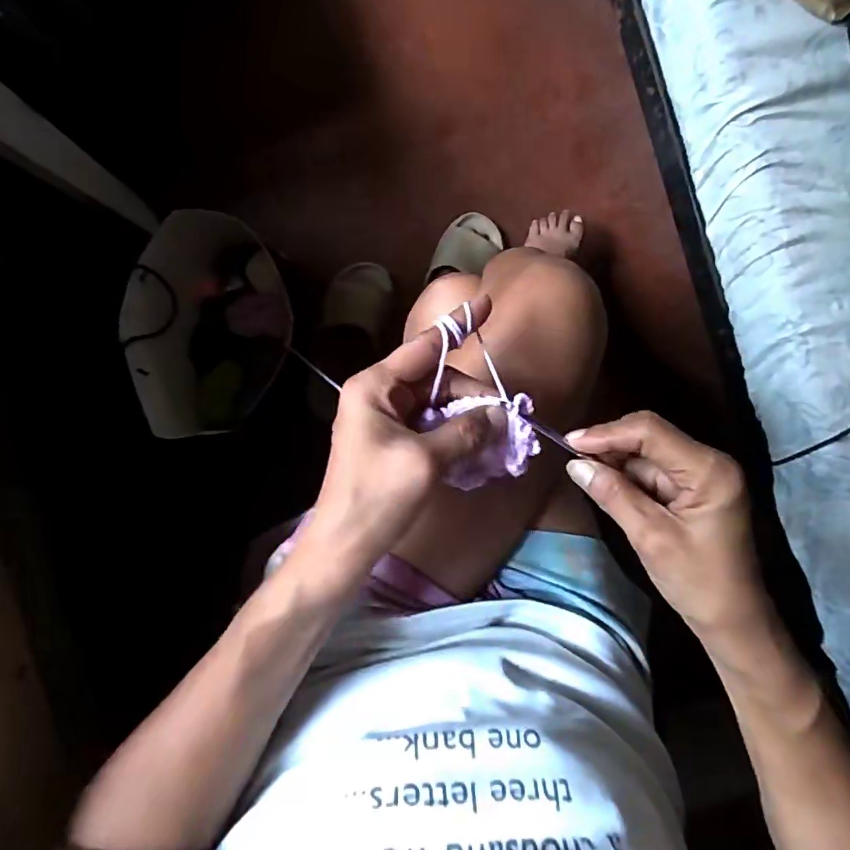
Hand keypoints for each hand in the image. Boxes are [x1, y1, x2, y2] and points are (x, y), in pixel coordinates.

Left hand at [305, 296, 503, 569]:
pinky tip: (478, 452)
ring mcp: (382, 420)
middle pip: (435, 380)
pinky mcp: (390, 444)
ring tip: (498, 440)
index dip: (459, 325)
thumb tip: (501, 414)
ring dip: (466, 419)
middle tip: (506, 419)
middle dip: (471, 396)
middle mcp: (376, 395)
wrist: (342, 547)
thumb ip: (465, 431)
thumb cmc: (376, 497)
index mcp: (374, 386)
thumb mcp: (426, 461)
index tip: (487, 302)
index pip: (424, 346)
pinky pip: (429, 428)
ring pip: (435, 405)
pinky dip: (453, 436)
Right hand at [564, 412, 769, 640]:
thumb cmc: (698, 582)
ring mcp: (701, 475)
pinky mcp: (691, 489)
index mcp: (709, 470)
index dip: (607, 433)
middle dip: (609, 443)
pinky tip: (602, 480)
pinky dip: (625, 474)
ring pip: (647, 452)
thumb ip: (613, 495)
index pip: (651, 432)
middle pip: (649, 436)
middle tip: (571, 457)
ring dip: (614, 459)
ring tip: (581, 468)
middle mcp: (708, 462)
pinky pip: (651, 471)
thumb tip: (575, 465)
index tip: (570, 443)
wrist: (733, 621)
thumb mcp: (650, 537)